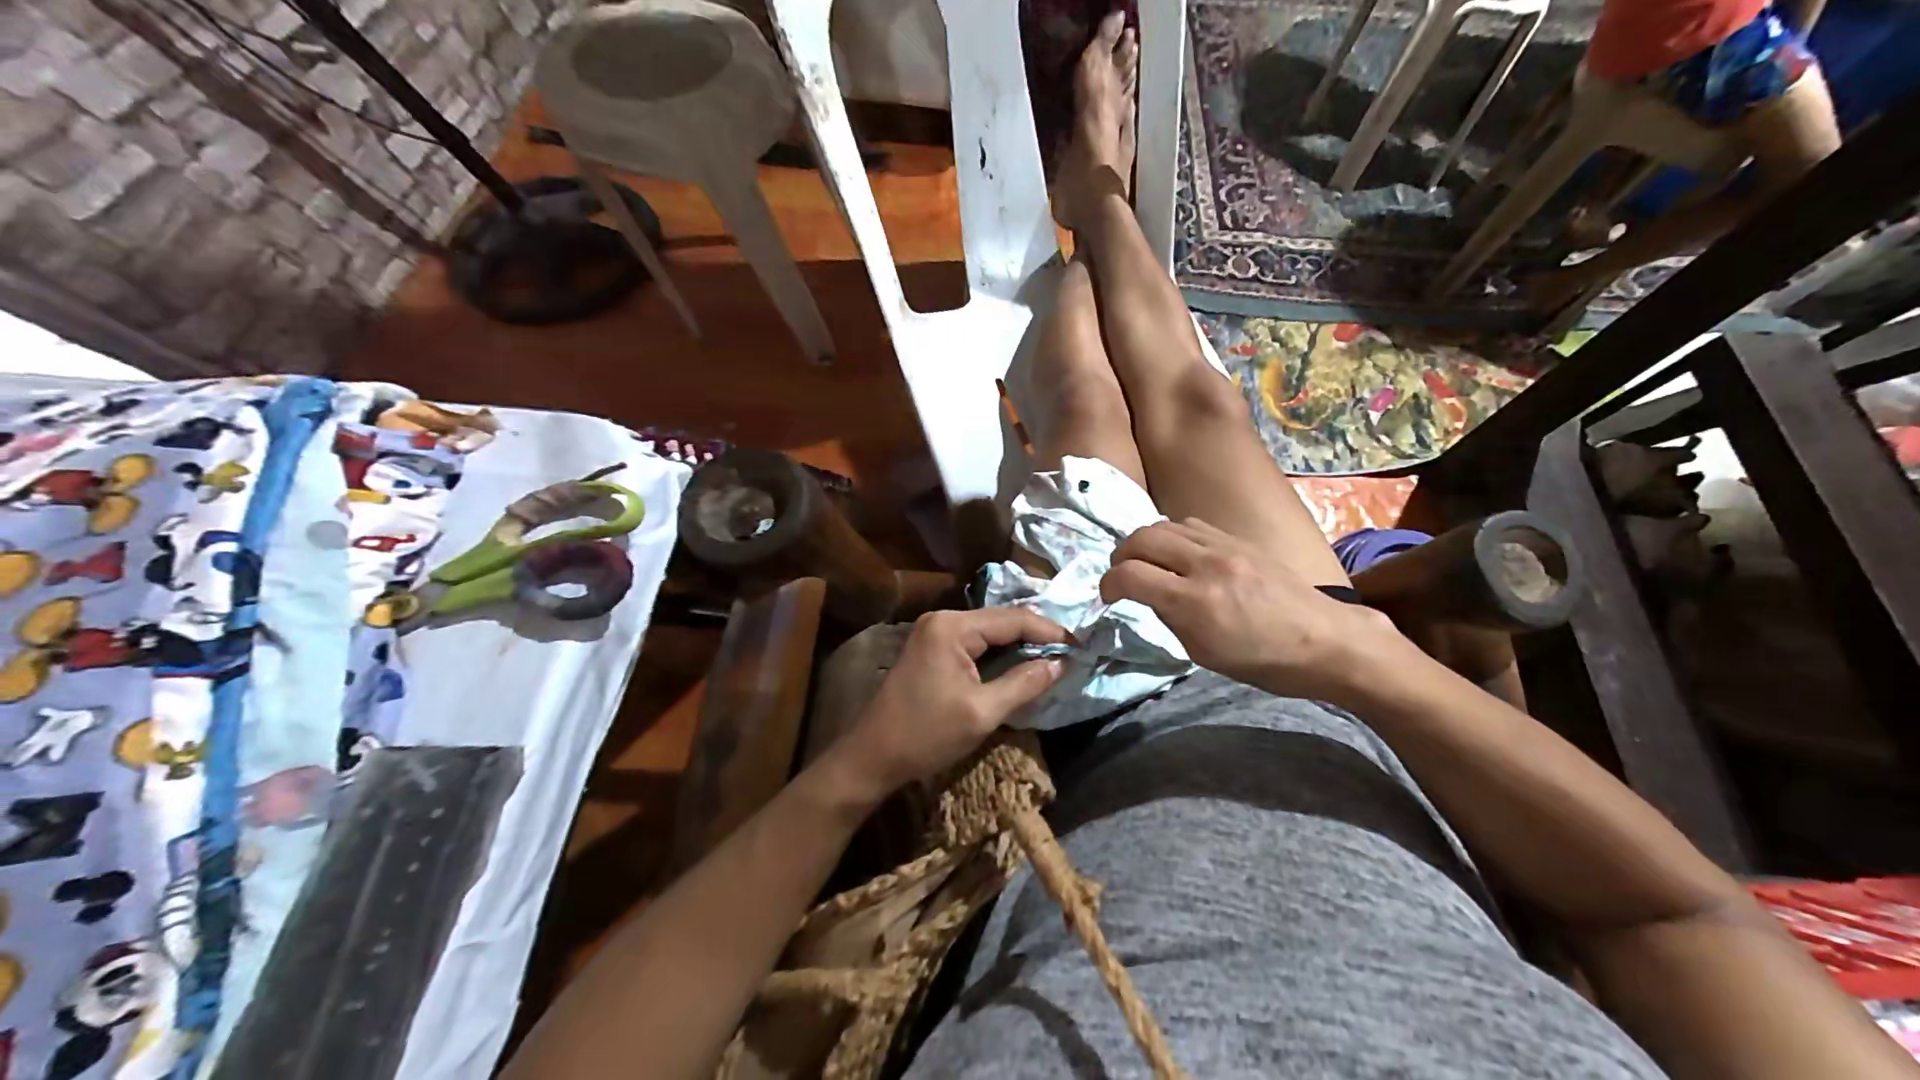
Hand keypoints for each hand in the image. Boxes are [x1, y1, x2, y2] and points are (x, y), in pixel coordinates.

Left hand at [824, 608, 1070, 802]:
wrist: (872, 756)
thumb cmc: (927, 734)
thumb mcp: (982, 712)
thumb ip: (1024, 683)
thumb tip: (1061, 664)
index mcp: (952, 627)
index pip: (1013, 619)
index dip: (1049, 632)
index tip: (1081, 645)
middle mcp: (942, 619)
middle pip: (1000, 620)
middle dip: (1036, 636)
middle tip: (1071, 651)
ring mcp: (933, 632)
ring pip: (988, 632)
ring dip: (1018, 644)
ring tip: (1053, 657)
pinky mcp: (930, 648)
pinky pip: (974, 643)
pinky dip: (998, 653)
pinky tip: (1019, 664)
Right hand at [1101, 519, 1403, 705]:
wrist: (1325, 641)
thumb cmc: (1263, 661)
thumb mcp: (1203, 653)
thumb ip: (1170, 618)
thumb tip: (1149, 595)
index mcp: (1194, 603)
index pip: (1128, 575)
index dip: (1107, 585)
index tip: (1108, 597)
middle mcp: (1205, 566)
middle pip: (1141, 539)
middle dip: (1120, 556)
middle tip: (1121, 575)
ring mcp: (1225, 547)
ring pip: (1164, 525)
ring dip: (1144, 542)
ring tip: (1145, 561)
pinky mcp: (1239, 540)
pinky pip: (1192, 525)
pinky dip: (1172, 536)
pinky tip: (1178, 553)